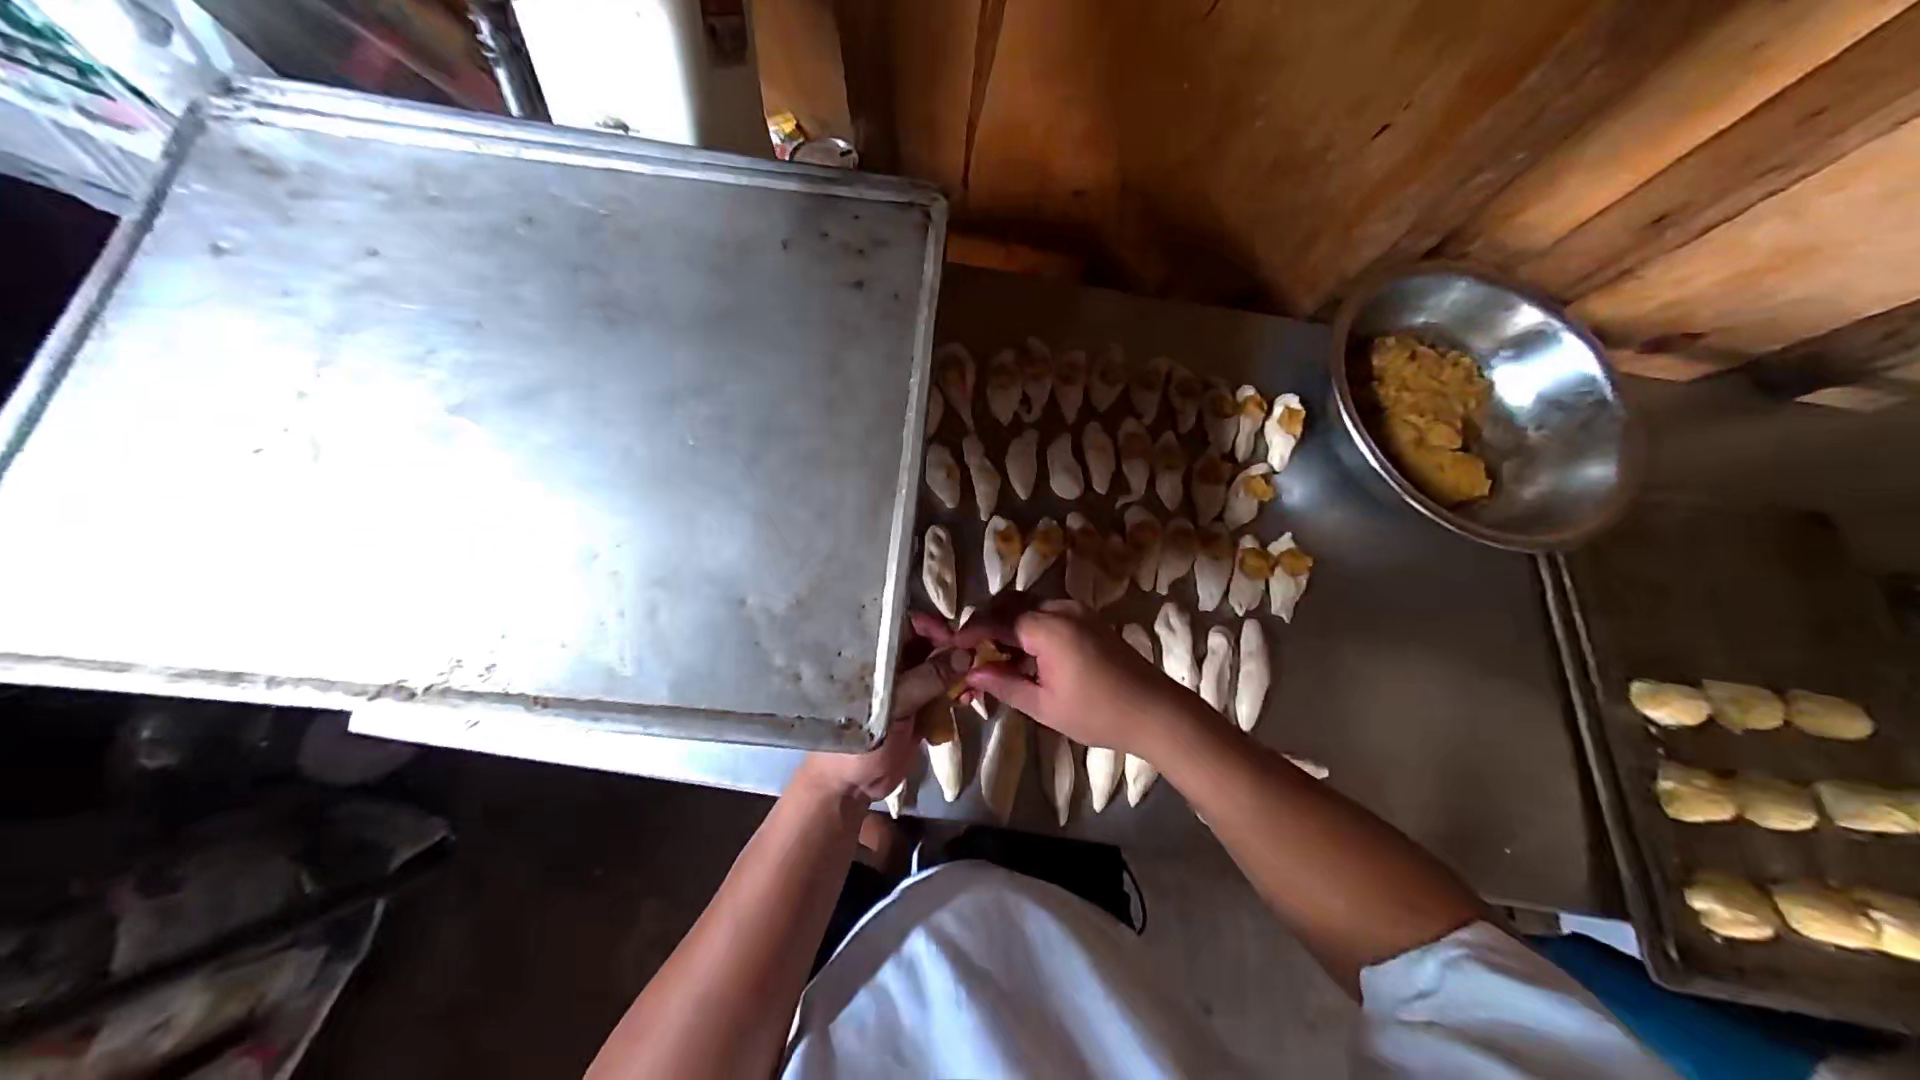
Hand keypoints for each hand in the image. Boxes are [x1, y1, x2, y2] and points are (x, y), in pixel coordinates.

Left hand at [792, 612, 967, 804]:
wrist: (852, 788)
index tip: (956, 639)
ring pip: (941, 668)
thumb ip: (927, 680)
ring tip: (973, 686)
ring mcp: (908, 686)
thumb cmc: (859, 744)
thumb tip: (964, 654)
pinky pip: (944, 692)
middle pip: (930, 644)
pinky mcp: (920, 707)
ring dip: (960, 674)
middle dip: (954, 651)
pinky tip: (969, 700)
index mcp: (877, 657)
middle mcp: (893, 665)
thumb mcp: (893, 709)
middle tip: (976, 662)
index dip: (932, 626)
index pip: (907, 624)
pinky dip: (958, 693)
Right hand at [957, 599, 1199, 756]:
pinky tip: (1023, 653)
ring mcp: (1077, 610)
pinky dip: (1026, 624)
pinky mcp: (1087, 618)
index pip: (996, 619)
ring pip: (1027, 604)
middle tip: (970, 650)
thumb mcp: (1043, 706)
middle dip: (986, 621)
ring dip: (1006, 622)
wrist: (1155, 710)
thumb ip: (1004, 684)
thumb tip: (971, 674)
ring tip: (994, 655)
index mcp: (1048, 629)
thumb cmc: (1097, 713)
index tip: (952, 647)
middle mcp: (1061, 609)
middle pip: (1010, 603)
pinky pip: (1046, 612)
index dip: (970, 631)